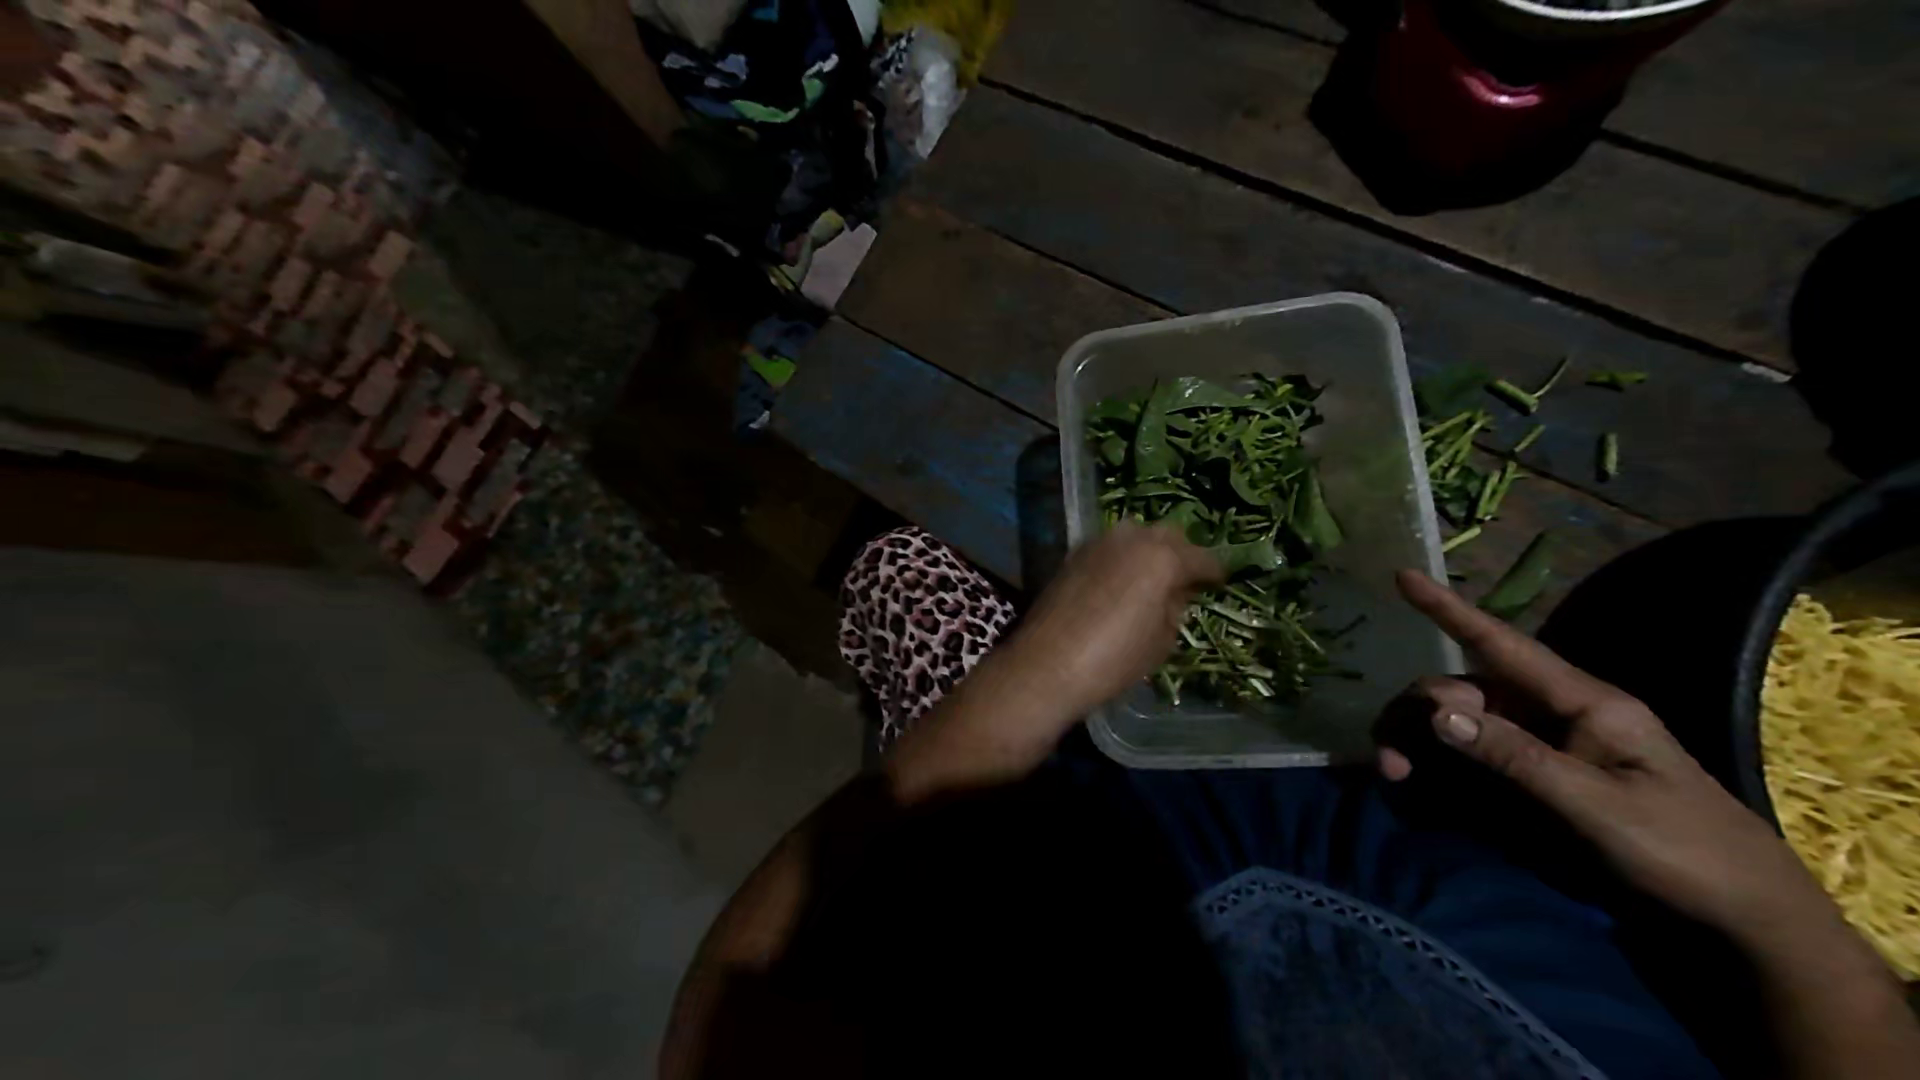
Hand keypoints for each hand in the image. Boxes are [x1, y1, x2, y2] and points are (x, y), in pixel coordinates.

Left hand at [997, 522, 1225, 721]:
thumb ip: (1175, 608)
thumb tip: (1175, 593)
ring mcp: (1098, 543)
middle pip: (1167, 535)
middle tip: (1186, 577)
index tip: (1219, 583)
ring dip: (1148, 549)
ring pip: (1135, 534)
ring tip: (1152, 577)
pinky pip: (1109, 547)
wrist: (1047, 664)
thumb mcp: (1161, 640)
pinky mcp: (1073, 554)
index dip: (1214, 572)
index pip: (1201, 558)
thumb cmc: (1114, 658)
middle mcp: (1131, 538)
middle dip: (1180, 553)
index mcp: (1163, 557)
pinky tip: (1121, 580)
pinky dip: (1121, 557)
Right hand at [1385, 569, 1830, 939]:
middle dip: (1417, 714)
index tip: (1404, 576)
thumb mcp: (1599, 806)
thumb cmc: (1686, 852)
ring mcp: (1544, 743)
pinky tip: (1415, 779)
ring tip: (1394, 773)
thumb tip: (1436, 712)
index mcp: (1584, 702)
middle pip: (1463, 690)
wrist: (1745, 917)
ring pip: (1457, 720)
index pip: (1503, 644)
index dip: (1449, 609)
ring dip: (1417, 740)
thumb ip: (1515, 756)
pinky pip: (1470, 751)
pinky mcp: (1535, 773)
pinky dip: (1435, 760)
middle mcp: (1555, 712)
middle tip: (1391, 761)